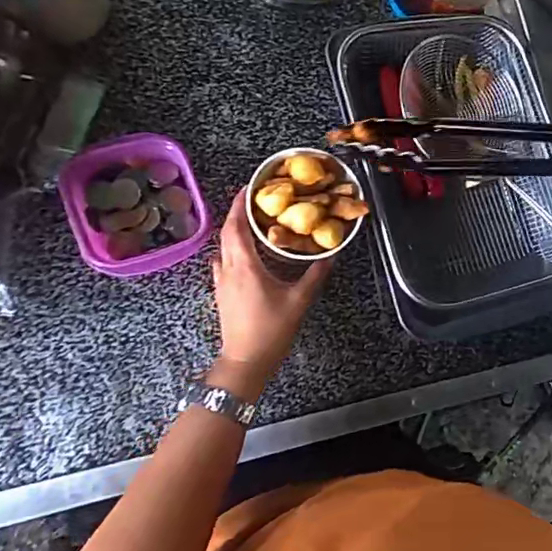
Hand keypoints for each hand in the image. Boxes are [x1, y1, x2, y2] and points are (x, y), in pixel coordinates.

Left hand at [210, 191, 331, 392]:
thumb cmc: (270, 331)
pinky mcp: (221, 294)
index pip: (236, 226)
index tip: (247, 189)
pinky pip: (223, 263)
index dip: (239, 205)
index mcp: (244, 266)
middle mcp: (228, 269)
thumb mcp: (298, 302)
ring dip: (232, 232)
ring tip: (249, 224)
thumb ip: (314, 277)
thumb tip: (329, 258)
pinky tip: (244, 255)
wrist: (245, 361)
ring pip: (222, 248)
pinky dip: (231, 250)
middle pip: (226, 233)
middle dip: (236, 214)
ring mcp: (222, 282)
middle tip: (251, 202)